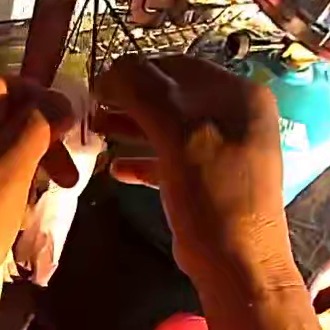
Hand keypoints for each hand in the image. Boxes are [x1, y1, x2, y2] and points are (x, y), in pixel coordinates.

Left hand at [0, 75, 75, 329]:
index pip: (4, 85)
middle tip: (69, 172)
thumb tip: (62, 103)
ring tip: (55, 190)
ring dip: (30, 161)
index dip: (42, 99)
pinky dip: (10, 176)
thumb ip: (38, 127)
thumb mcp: (12, 170)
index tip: (71, 127)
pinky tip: (26, 202)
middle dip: (41, 139)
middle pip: (2, 116)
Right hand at [94, 55, 298, 297]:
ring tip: (97, 132)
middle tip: (92, 109)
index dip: (134, 72)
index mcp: (237, 95)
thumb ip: (146, 95)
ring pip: (167, 127)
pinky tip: (117, 168)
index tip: (97, 85)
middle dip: (129, 100)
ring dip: (131, 127)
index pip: (177, 66)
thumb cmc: (212, 196)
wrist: (236, 263)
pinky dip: (142, 160)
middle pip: (171, 95)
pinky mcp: (206, 179)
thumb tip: (112, 67)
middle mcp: (233, 116)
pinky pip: (169, 159)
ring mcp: (222, 149)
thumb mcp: (179, 138)